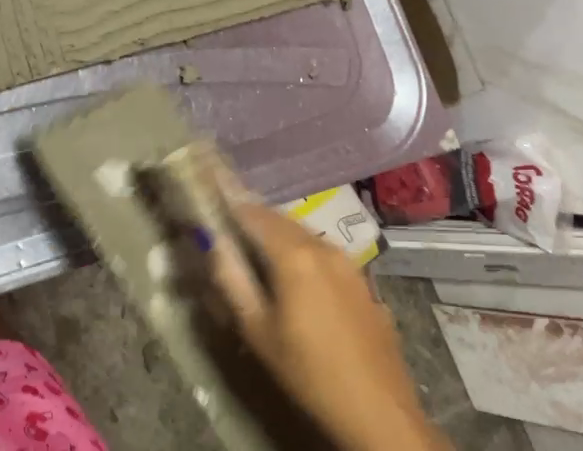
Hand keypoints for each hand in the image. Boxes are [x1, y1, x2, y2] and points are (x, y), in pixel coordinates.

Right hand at [209, 178, 449, 450]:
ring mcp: (350, 266)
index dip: (222, 189)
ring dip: (272, 233)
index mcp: (294, 255)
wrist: (382, 417)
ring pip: (300, 234)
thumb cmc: (309, 372)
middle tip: (220, 217)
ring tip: (250, 248)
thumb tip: (211, 241)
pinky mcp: (364, 285)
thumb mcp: (256, 329)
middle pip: (276, 218)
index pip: (249, 209)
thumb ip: (229, 278)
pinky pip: (321, 255)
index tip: (200, 165)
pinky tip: (290, 278)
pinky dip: (297, 252)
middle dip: (247, 214)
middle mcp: (324, 249)